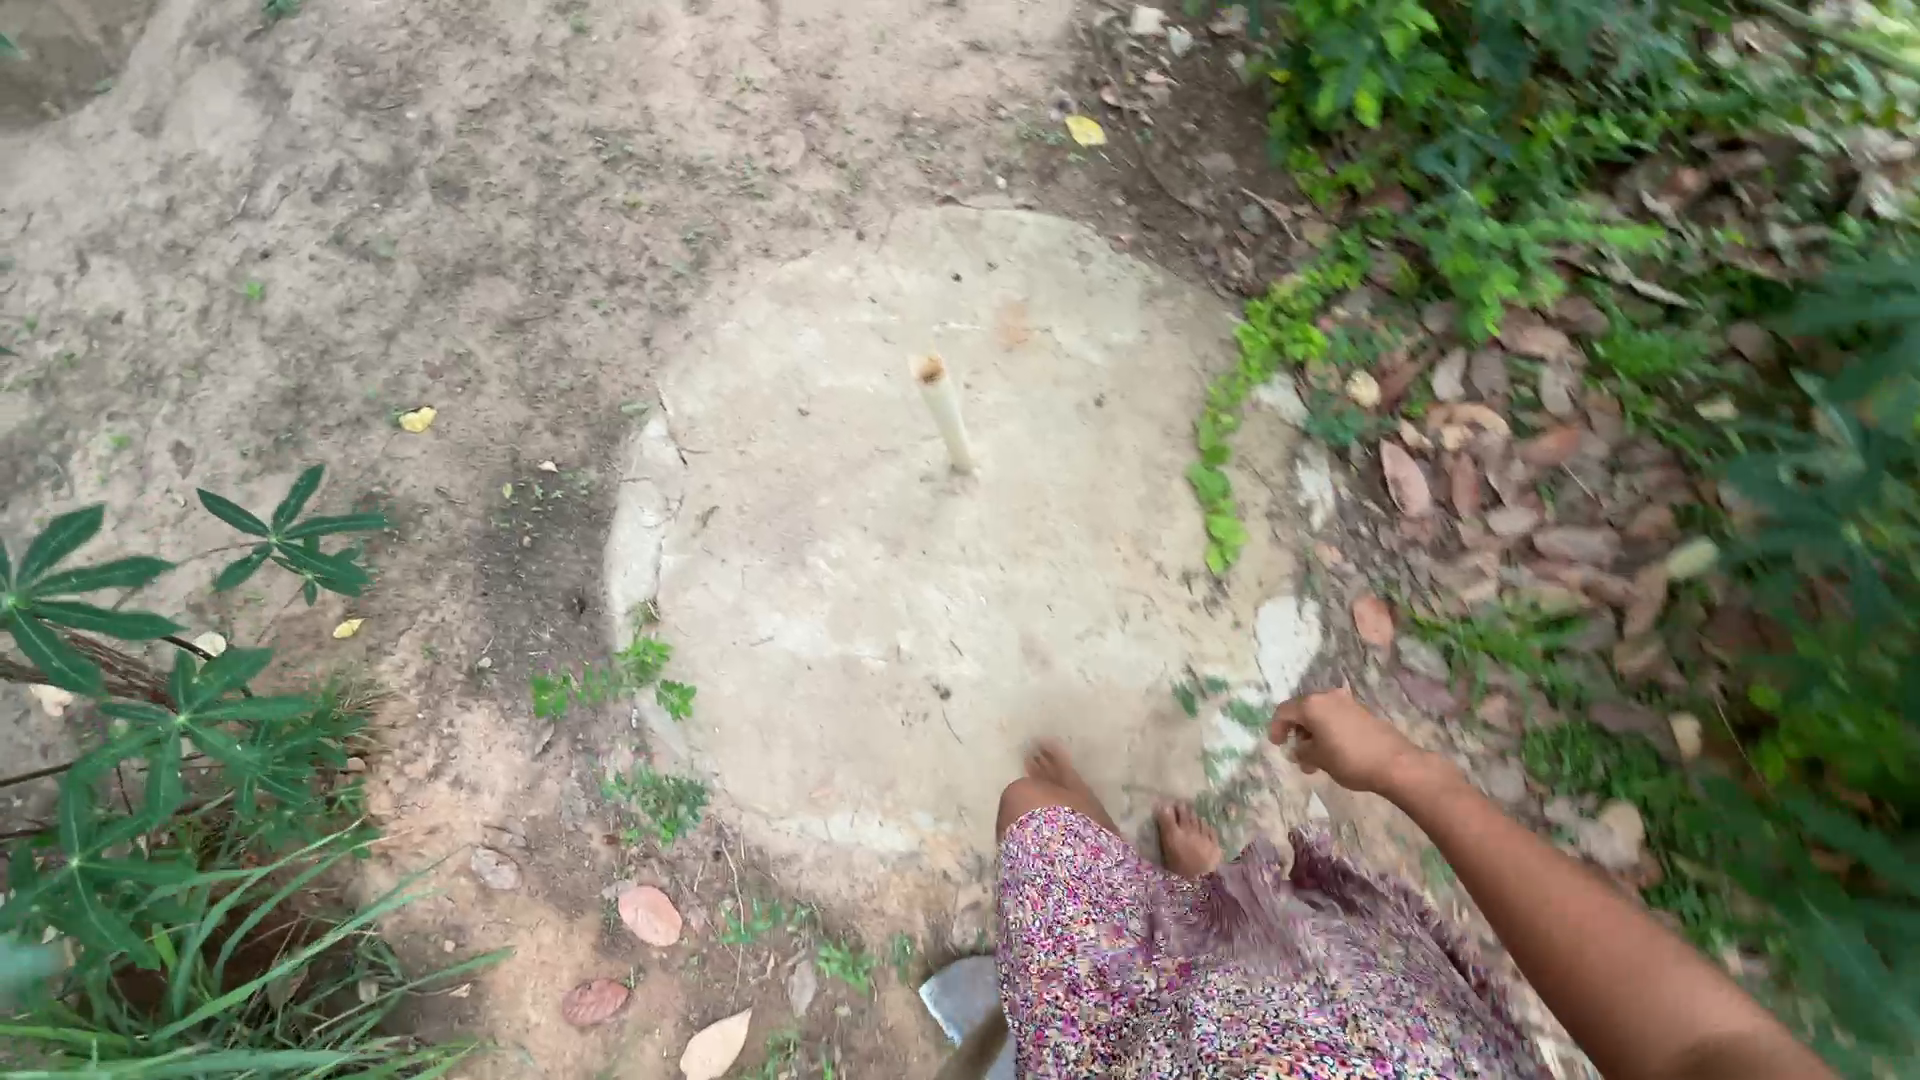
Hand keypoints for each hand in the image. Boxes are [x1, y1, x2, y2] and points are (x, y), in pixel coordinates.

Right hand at [1268, 686, 1436, 795]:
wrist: (1396, 763)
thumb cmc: (1349, 759)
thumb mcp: (1318, 758)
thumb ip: (1302, 752)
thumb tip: (1299, 750)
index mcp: (1312, 705)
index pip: (1284, 712)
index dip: (1276, 728)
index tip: (1278, 745)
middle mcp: (1328, 697)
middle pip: (1302, 710)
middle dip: (1297, 732)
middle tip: (1298, 753)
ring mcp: (1347, 703)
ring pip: (1320, 714)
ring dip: (1313, 733)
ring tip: (1316, 758)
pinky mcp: (1362, 712)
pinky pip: (1336, 717)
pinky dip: (1329, 730)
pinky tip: (1333, 750)